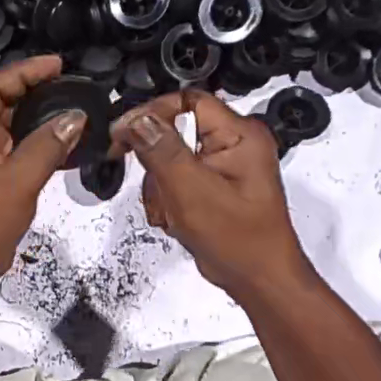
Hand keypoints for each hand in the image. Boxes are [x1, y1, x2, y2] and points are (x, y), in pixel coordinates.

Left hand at [0, 55, 87, 289]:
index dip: (23, 71)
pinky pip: (23, 149)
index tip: (56, 65)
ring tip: (74, 107)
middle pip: (4, 102)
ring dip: (42, 116)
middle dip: (35, 90)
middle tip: (70, 83)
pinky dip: (43, 142)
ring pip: (15, 126)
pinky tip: (68, 141)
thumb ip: (46, 147)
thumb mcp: (16, 183)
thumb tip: (75, 118)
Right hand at [111, 90, 318, 303]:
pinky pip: (176, 179)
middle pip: (173, 132)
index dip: (151, 116)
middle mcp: (234, 143)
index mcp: (239, 134)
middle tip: (157, 189)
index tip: (123, 138)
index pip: (185, 101)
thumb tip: (137, 120)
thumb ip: (162, 151)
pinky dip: (168, 199)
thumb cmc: (241, 241)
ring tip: (171, 212)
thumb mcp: (192, 191)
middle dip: (156, 165)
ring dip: (160, 188)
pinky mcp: (214, 185)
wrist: (258, 278)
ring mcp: (224, 165)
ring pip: (169, 159)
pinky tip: (175, 219)